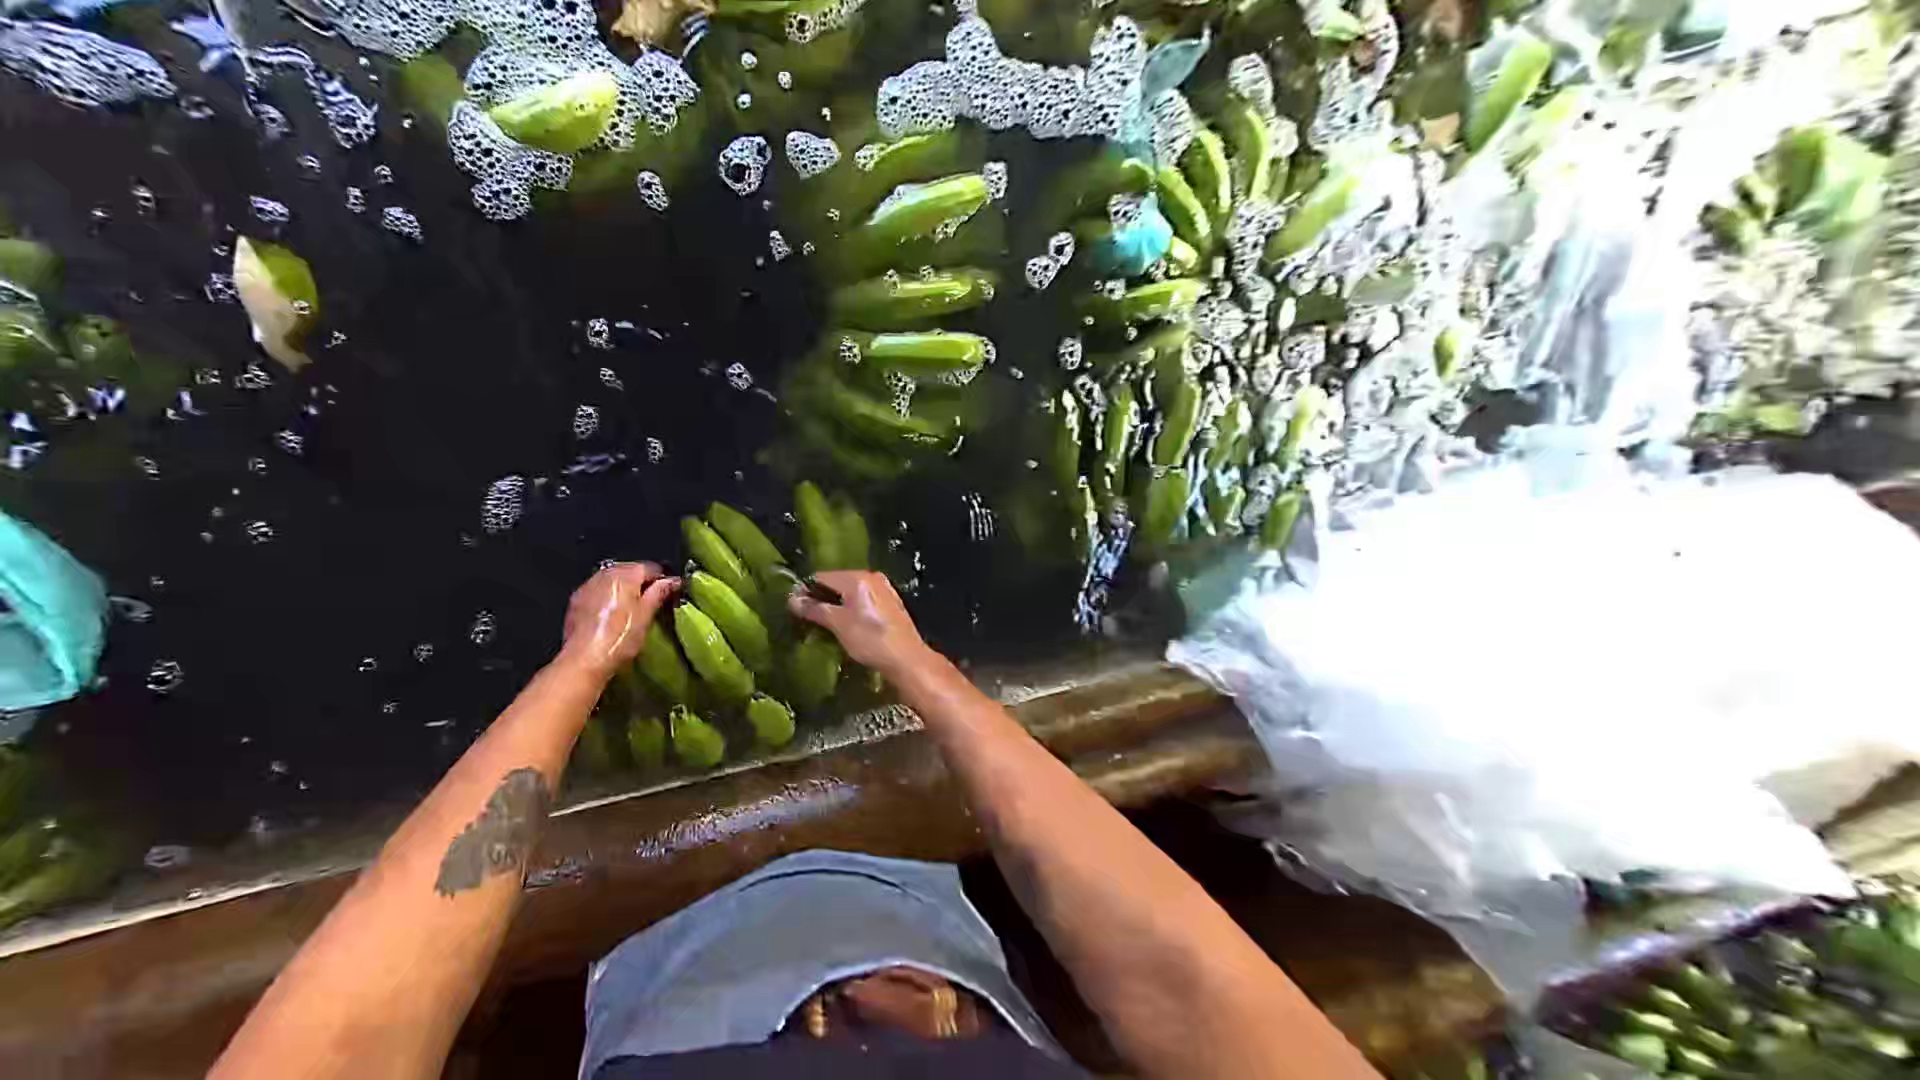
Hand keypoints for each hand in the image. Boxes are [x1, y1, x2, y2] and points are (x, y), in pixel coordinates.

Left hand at [557, 562, 677, 678]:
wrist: (584, 660)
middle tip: (651, 604)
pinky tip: (612, 616)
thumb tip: (673, 581)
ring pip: (612, 581)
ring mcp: (587, 588)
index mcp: (624, 575)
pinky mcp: (576, 602)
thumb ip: (660, 592)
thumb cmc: (620, 637)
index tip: (669, 594)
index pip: (649, 568)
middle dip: (641, 584)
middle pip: (629, 571)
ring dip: (624, 590)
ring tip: (632, 611)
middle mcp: (603, 575)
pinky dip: (608, 598)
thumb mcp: (647, 614)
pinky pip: (598, 592)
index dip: (662, 580)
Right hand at [788, 571, 930, 674]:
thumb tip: (793, 600)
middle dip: (821, 598)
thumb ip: (815, 609)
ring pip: (850, 592)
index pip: (821, 576)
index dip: (806, 591)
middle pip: (837, 582)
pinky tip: (847, 625)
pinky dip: (852, 609)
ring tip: (825, 624)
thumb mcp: (838, 624)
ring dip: (836, 605)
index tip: (795, 608)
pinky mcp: (890, 603)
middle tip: (808, 618)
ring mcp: (883, 589)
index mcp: (857, 577)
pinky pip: (863, 600)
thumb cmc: (870, 640)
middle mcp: (872, 577)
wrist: (907, 659)